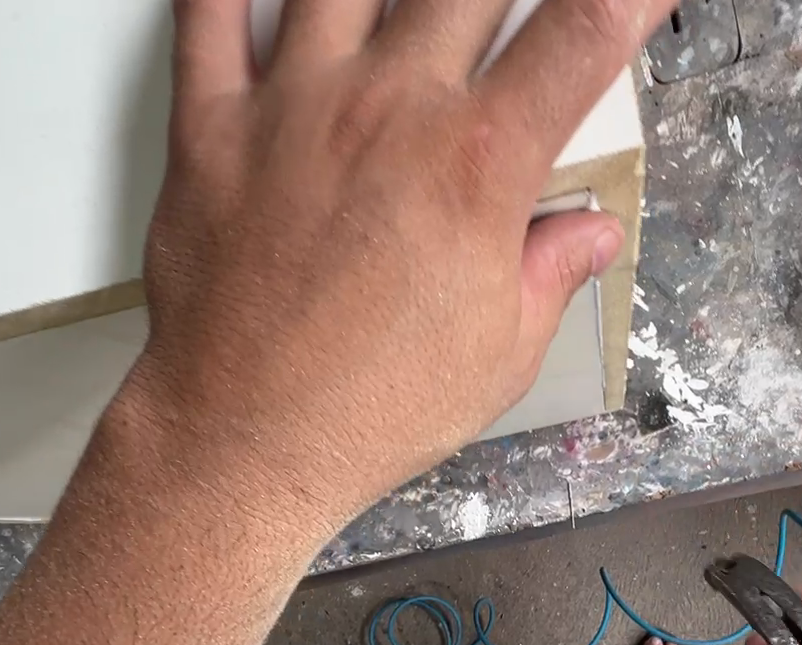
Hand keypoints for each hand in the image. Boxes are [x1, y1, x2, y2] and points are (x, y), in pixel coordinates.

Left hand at [122, 0, 669, 533]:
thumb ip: (551, 275)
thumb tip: (589, 235)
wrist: (249, 443)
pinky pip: (212, 10)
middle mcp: (387, 111)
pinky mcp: (212, 129)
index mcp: (475, 169)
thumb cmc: (373, 411)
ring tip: (415, 9)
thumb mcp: (499, 358)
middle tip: (516, 14)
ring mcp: (292, 108)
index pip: (580, 35)